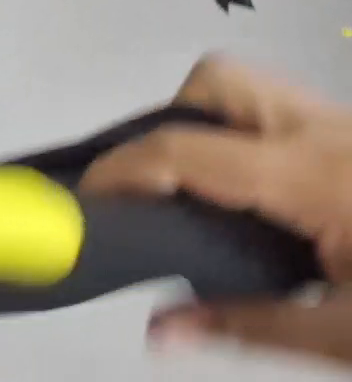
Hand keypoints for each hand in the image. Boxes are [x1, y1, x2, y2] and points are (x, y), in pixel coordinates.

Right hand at [81, 56, 351, 362]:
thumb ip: (250, 325)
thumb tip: (155, 333)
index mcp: (319, 179)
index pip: (182, 150)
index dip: (121, 169)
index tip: (89, 198)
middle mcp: (336, 137)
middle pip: (222, 82)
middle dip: (173, 117)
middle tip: (166, 180)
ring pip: (259, 87)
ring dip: (216, 120)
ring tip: (216, 184)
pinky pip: (293, 117)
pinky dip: (259, 139)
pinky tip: (272, 196)